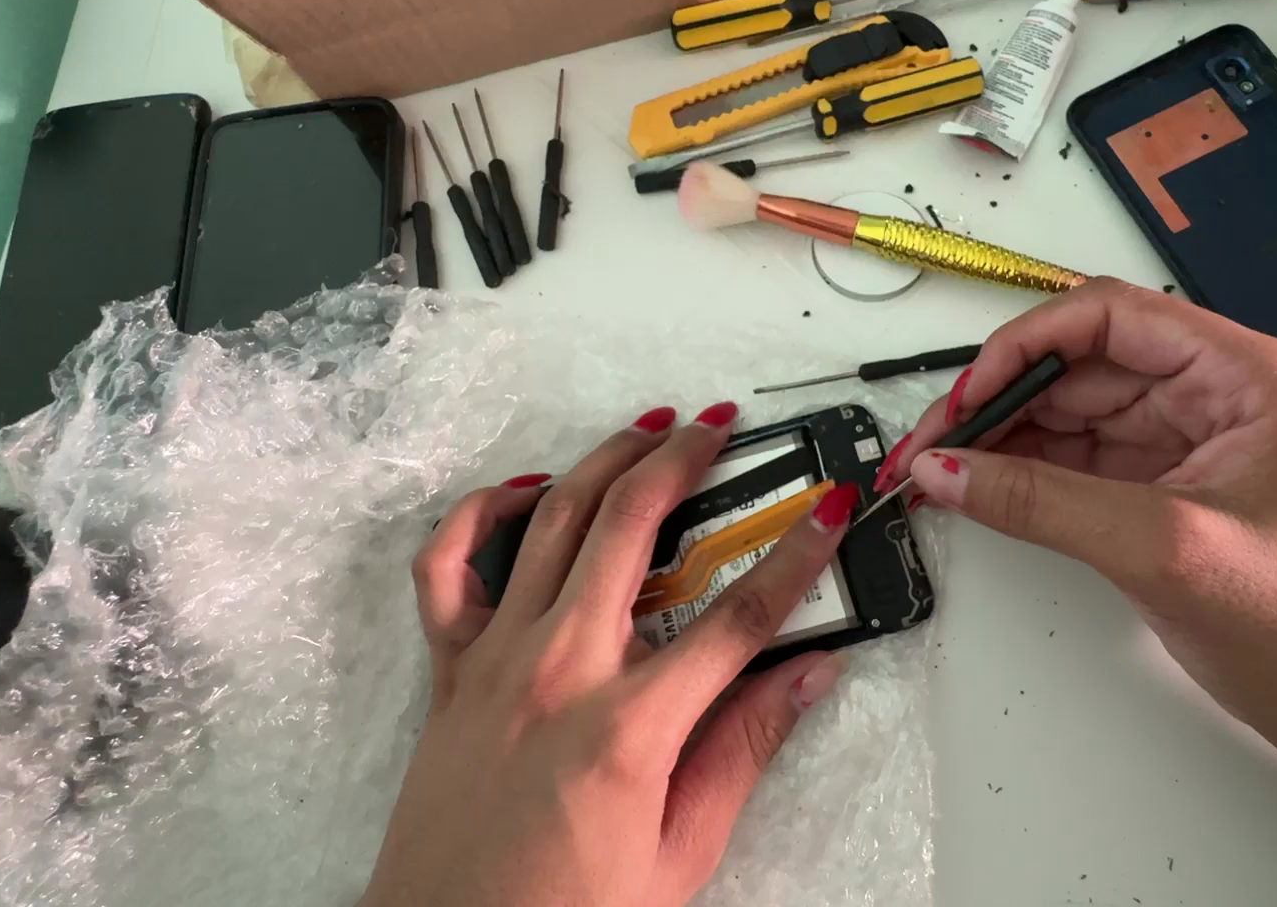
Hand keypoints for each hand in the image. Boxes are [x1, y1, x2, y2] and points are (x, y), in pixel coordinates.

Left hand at [362, 403, 856, 906]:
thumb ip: (745, 749)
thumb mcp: (680, 851)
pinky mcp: (450, 663)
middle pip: (634, 525)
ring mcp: (496, 656)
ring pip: (555, 519)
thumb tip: (810, 673)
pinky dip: (485, 510)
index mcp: (629, 727)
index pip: (739, 617)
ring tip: (646, 429)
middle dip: (685, 460)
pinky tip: (532, 491)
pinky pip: (448, 562)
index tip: (827, 508)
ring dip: (604, 459)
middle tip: (717, 425)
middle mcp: (559, 669)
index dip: (796, 556)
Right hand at [881, 278, 1276, 744]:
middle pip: (1077, 367)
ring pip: (1065, 413)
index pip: (1112, 317)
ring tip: (937, 469)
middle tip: (930, 446)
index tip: (966, 399)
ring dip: (998, 438)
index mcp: (1245, 375)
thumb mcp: (1163, 550)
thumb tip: (937, 470)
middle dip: (997, 401)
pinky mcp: (1156, 484)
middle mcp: (1211, 392)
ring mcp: (1180, 439)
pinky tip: (976, 485)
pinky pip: (1071, 458)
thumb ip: (1041, 502)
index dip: (1026, 346)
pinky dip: (1019, 470)